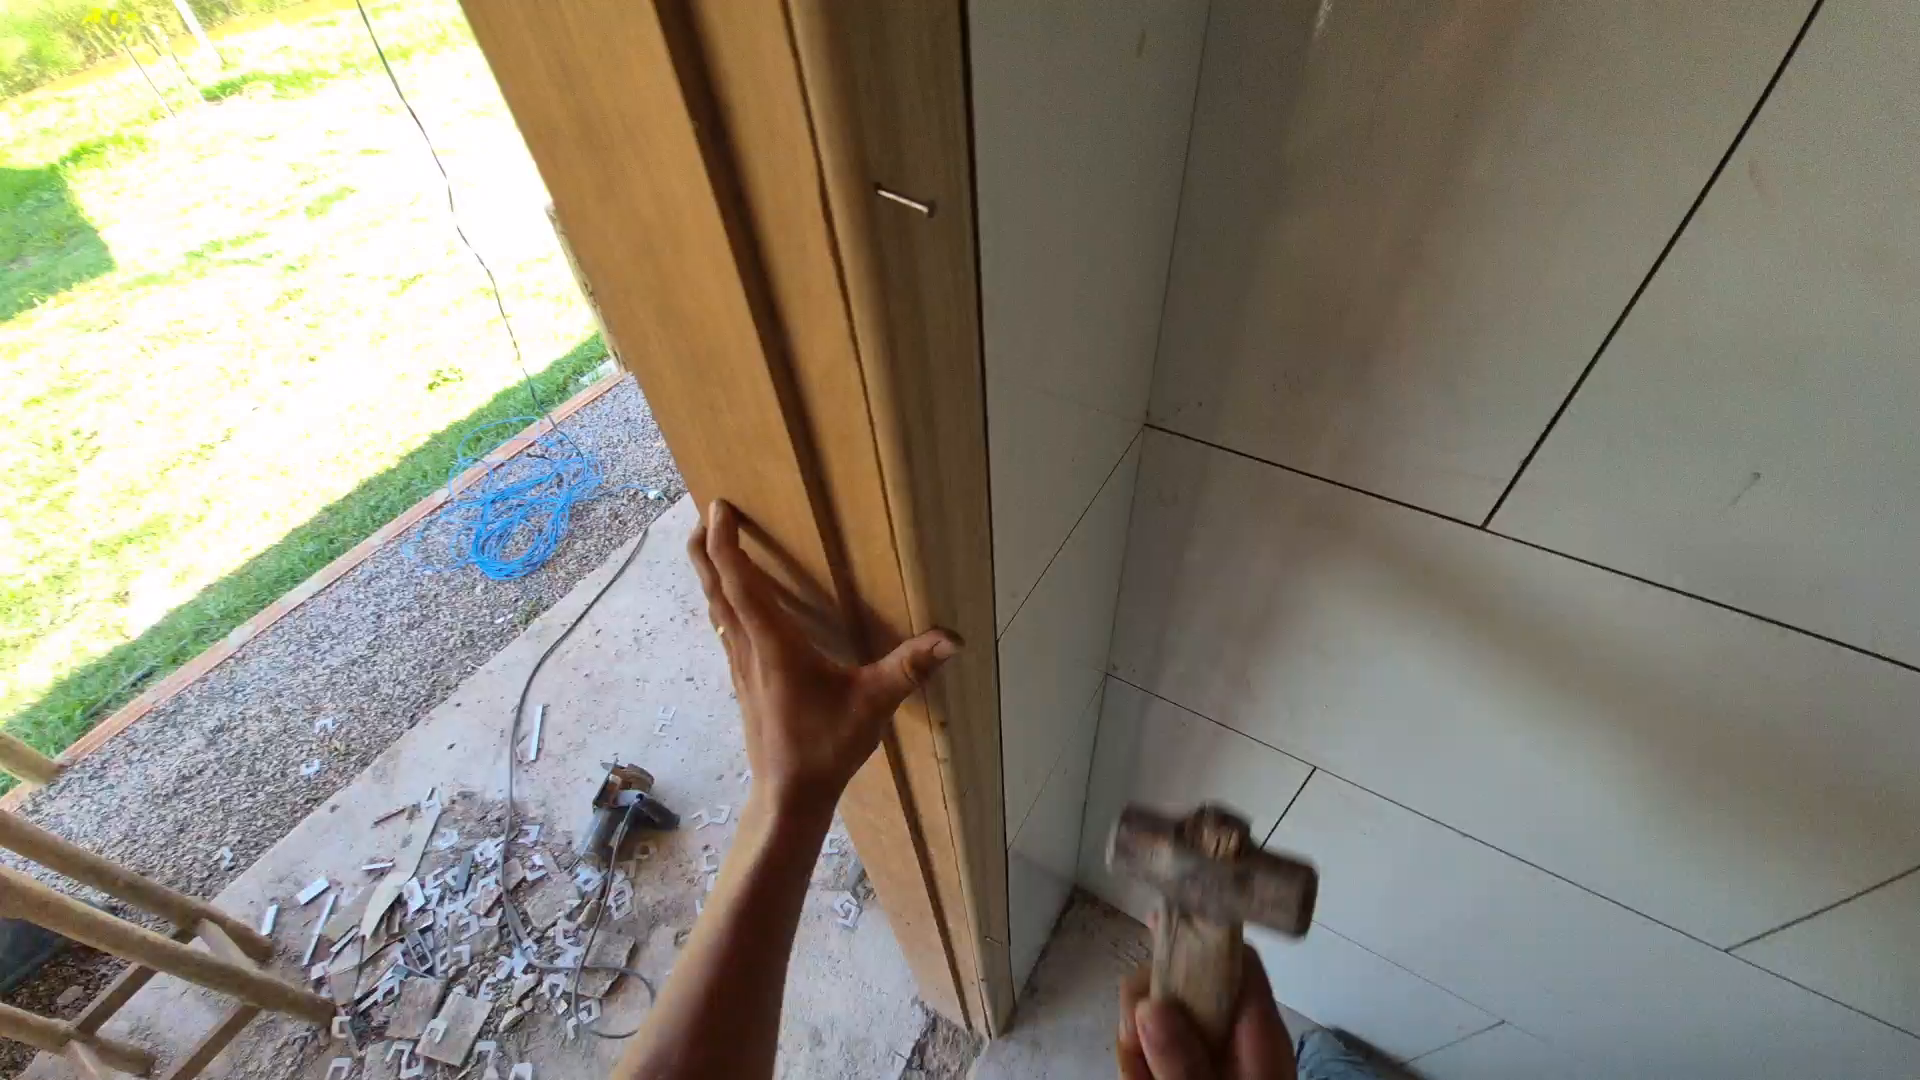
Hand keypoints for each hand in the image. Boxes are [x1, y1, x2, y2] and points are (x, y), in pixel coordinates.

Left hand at [688, 500, 959, 819]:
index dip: (727, 542)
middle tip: (707, 510)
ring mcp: (740, 665)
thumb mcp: (873, 705)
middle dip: (706, 546)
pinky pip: (725, 625)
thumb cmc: (825, 747)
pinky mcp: (743, 678)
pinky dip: (723, 597)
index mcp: (774, 645)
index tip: (721, 506)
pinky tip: (736, 598)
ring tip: (715, 541)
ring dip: (710, 570)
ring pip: (715, 607)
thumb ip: (909, 668)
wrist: (789, 795)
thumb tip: (952, 639)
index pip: (740, 582)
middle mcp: (748, 648)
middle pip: (714, 587)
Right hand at [1117, 946, 1294, 1079]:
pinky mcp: (1177, 1063)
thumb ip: (1185, 1069)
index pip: (1237, 959)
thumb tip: (1149, 1005)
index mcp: (1258, 1036)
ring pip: (1151, 1008)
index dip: (1199, 934)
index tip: (1153, 927)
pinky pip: (1143, 1044)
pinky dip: (1133, 1063)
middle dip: (1144, 1002)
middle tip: (1133, 1044)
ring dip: (1132, 1041)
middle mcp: (1229, 1032)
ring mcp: (1201, 1049)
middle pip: (1179, 974)